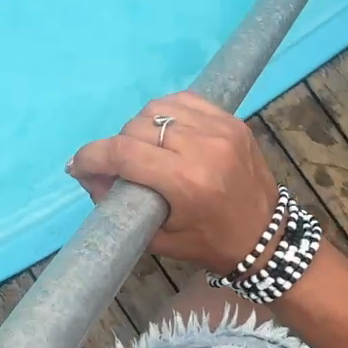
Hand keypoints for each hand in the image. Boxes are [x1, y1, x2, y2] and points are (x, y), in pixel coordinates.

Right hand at [65, 91, 282, 275]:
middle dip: (117, 146)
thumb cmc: (211, 245)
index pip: (124, 153)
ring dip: (140, 127)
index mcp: (187, 182)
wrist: (269, 239)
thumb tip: (88, 176)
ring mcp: (221, 129)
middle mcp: (204, 148)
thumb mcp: (158, 238)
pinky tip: (164, 131)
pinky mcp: (232, 120)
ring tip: (142, 149)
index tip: (78, 166)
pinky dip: (165, 113)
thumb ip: (117, 204)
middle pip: (137, 127)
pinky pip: (184, 101)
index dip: (92, 156)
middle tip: (116, 168)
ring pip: (157, 108)